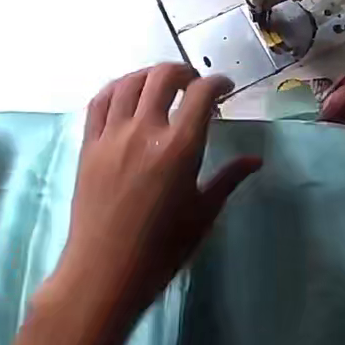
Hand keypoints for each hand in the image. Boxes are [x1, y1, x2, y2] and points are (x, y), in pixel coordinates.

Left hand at [50, 63, 261, 331]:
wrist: (105, 272)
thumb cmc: (162, 248)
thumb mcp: (204, 212)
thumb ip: (229, 178)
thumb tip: (256, 160)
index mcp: (180, 147)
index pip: (201, 94)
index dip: (217, 83)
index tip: (225, 88)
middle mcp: (145, 131)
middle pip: (163, 76)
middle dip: (184, 71)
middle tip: (195, 84)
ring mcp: (112, 135)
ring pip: (129, 82)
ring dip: (150, 74)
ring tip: (162, 83)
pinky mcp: (88, 145)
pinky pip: (99, 102)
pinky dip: (116, 88)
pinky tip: (127, 92)